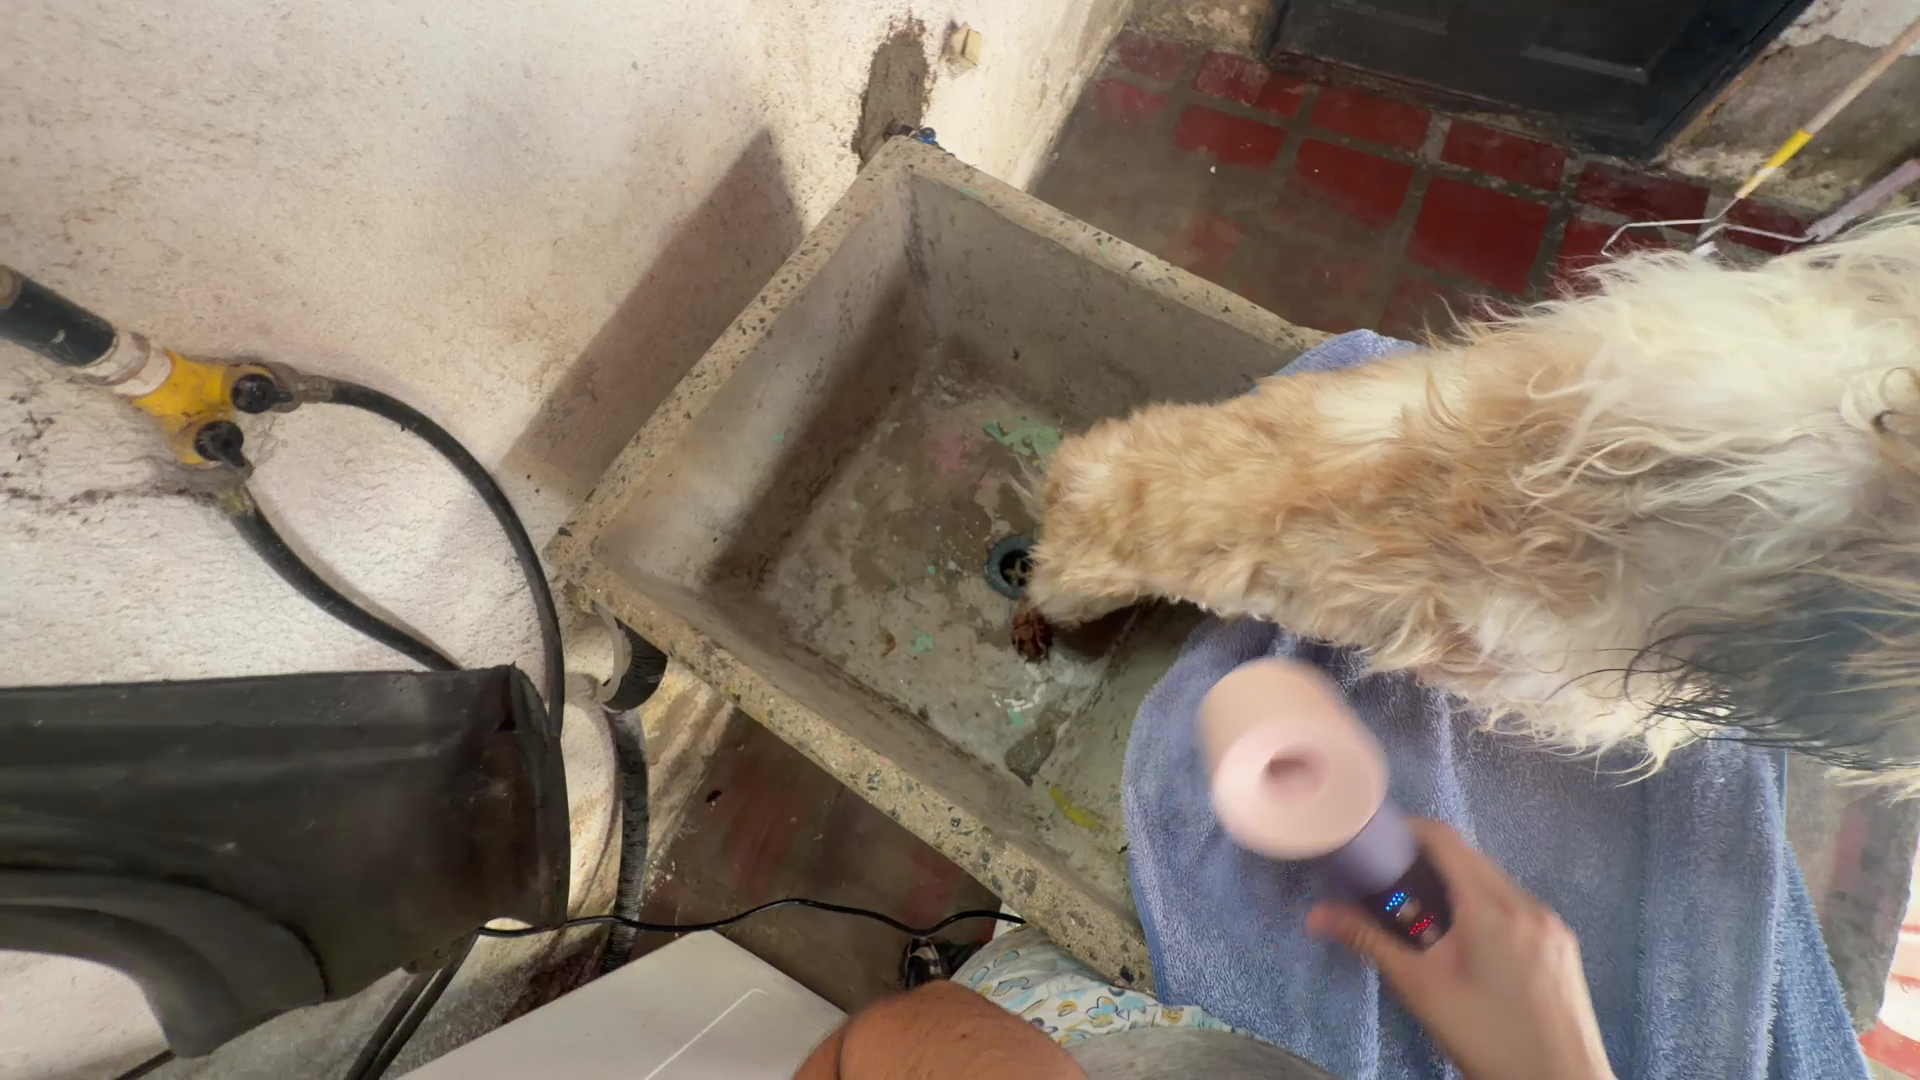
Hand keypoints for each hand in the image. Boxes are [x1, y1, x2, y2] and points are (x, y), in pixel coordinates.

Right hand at [1306, 819, 1615, 1079]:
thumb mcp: (1419, 987)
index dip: (1405, 829)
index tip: (1375, 842)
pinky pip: (1512, 901)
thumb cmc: (1487, 1037)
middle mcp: (1527, 905)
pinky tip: (1464, 936)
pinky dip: (1480, 901)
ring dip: (1452, 879)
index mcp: (1492, 908)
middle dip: (1424, 858)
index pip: (1443, 838)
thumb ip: (1368, 940)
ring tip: (1422, 911)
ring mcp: (1551, 925)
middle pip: (1466, 854)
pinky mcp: (1562, 944)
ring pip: (1490, 877)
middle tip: (1389, 880)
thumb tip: (1314, 915)